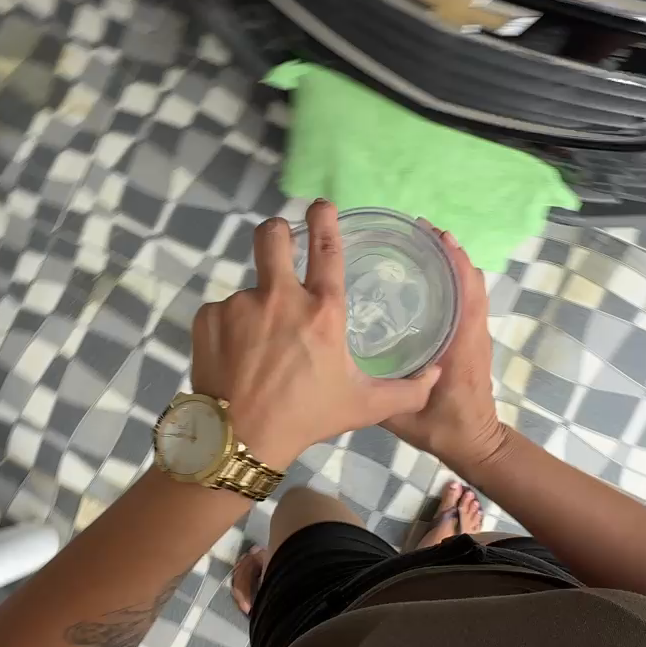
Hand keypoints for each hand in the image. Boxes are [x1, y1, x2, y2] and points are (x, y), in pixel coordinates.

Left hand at [191, 200, 439, 467]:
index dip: (325, 220)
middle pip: (273, 236)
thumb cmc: (308, 418)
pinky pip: (222, 313)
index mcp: (323, 311)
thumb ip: (407, 391)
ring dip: (256, 307)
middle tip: (280, 242)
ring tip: (257, 346)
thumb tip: (437, 376)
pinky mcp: (208, 318)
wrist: (240, 440)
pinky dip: (229, 329)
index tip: (322, 206)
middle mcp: (280, 297)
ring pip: (250, 289)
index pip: (326, 248)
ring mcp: (239, 305)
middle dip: (277, 232)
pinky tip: (235, 357)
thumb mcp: (364, 406)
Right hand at [381, 228, 510, 471]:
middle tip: (411, 232)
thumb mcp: (403, 412)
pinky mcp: (470, 341)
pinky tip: (423, 278)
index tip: (427, 232)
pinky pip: (467, 300)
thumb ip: (378, 389)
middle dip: (446, 250)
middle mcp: (473, 331)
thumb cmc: (443, 428)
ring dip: (450, 263)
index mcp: (462, 341)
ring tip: (416, 246)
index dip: (451, 256)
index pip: (466, 287)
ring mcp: (474, 335)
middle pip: (469, 278)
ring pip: (470, 287)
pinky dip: (453, 280)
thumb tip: (341, 365)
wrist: (475, 445)